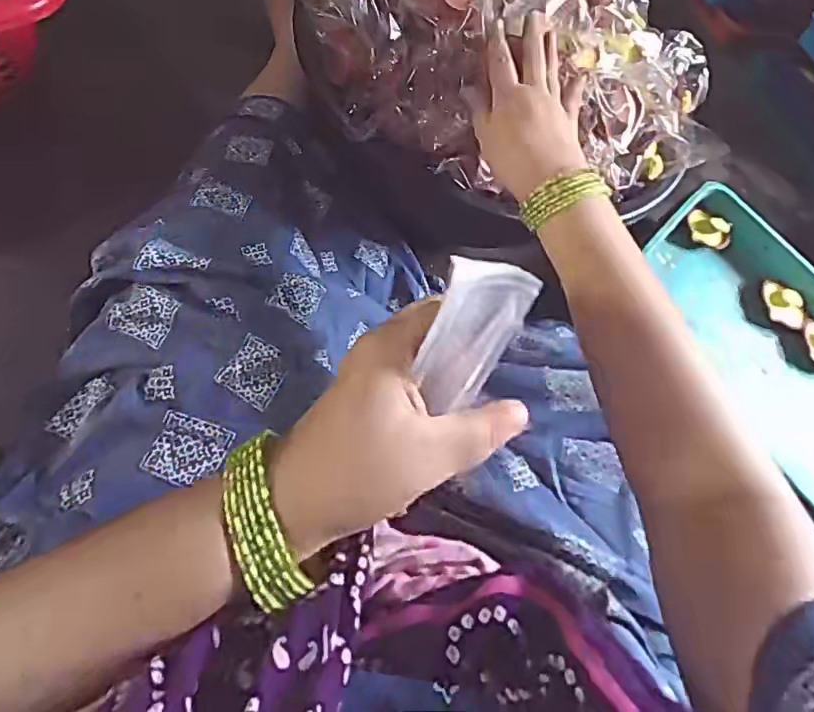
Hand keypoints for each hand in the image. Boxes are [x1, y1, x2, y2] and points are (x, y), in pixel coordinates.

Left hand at [271, 299, 528, 556]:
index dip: (475, 317)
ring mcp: (366, 371)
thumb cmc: (362, 471)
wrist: (293, 504)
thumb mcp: (431, 456)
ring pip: (420, 358)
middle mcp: (375, 348)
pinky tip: (448, 415)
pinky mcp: (363, 394)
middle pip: (431, 333)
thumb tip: (520, 409)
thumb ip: (480, 430)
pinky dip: (430, 388)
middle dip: (465, 350)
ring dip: (448, 373)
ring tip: (481, 396)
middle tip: (499, 375)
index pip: (439, 310)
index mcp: (388, 347)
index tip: (509, 336)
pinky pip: (407, 377)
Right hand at [463, 13, 590, 201]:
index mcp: (508, 95)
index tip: (497, 22)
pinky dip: (576, 82)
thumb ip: (479, 110)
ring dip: (551, 49)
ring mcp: (554, 102)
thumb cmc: (512, 161)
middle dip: (531, 35)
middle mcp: (533, 92)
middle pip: (532, 57)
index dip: (496, 41)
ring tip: (551, 31)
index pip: (500, 62)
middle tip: (534, 14)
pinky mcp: (569, 117)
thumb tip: (470, 88)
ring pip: (551, 69)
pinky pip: (572, 94)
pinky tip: (580, 72)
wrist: (552, 181)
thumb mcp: (485, 137)